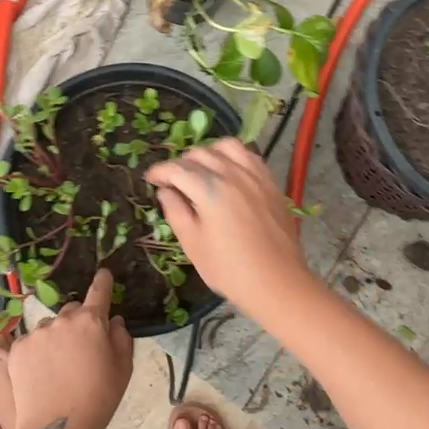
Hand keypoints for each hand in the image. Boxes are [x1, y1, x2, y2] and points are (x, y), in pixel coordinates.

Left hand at [4, 267, 133, 428]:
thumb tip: (114, 321)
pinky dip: (38, 352)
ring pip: (50, 327)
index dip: (102, 281)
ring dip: (57, 337)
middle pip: (72, 311)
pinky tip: (42, 373)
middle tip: (82, 348)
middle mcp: (62, 320)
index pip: (99, 291)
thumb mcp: (123, 370)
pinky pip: (32, 342)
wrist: (57, 428)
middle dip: (79, 321)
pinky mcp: (17, 349)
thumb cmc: (99, 400)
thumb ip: (122, 338)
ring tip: (59, 367)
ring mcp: (37, 333)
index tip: (103, 274)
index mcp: (91, 322)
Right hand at [144, 139, 316, 315]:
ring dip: (208, 153)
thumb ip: (176, 212)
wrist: (278, 282)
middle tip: (172, 180)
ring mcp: (255, 175)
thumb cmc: (230, 270)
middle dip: (181, 163)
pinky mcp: (271, 182)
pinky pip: (249, 155)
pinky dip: (233, 156)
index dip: (160, 171)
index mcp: (210, 190)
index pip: (178, 169)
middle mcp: (233, 174)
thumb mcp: (193, 245)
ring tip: (201, 170)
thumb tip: (166, 191)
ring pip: (226, 147)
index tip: (150, 179)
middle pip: (200, 154)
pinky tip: (228, 171)